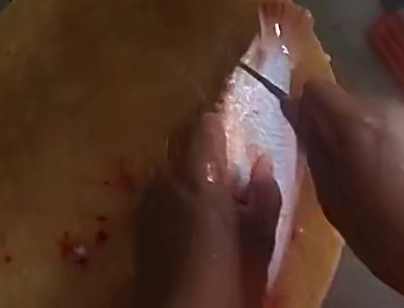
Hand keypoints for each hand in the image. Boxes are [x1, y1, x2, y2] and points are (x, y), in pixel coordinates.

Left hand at [133, 110, 282, 307]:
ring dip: (188, 172)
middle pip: (187, 141)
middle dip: (206, 153)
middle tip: (228, 178)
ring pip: (172, 163)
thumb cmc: (226, 281)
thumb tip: (263, 161)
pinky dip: (172, 191)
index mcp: (200, 173)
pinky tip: (185, 219)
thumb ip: (265, 196)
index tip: (237, 146)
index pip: (208, 123)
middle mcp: (169, 173)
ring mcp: (149, 193)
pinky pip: (158, 186)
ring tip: (208, 201)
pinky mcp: (138, 215)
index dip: (223, 129)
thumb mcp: (259, 244)